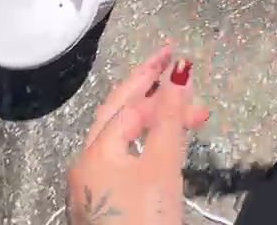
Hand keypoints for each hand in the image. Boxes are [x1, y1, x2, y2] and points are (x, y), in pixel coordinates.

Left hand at [67, 44, 210, 224]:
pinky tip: (167, 143)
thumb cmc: (146, 219)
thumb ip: (172, 112)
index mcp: (95, 152)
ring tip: (190, 113)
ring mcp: (92, 188)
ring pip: (122, 136)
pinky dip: (148, 141)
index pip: (131, 105)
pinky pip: (124, 157)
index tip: (188, 66)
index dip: (161, 85)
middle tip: (178, 66)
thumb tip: (180, 66)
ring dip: (154, 117)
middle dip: (150, 88)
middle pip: (118, 113)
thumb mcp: (164, 162)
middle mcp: (86, 166)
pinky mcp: (104, 206)